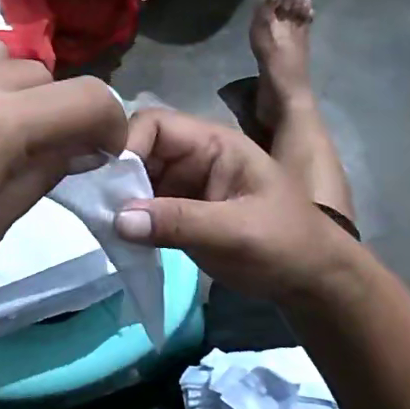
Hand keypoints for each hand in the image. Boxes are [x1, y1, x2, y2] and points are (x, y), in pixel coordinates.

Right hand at [115, 107, 358, 301]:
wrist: (310, 284)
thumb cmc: (286, 246)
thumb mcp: (237, 232)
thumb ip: (179, 222)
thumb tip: (117, 219)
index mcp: (215, 145)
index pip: (156, 124)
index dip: (128, 144)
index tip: (109, 183)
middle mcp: (193, 158)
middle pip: (139, 149)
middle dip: (117, 175)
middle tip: (99, 209)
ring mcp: (182, 187)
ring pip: (134, 179)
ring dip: (117, 199)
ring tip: (103, 225)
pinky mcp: (175, 214)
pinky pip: (140, 207)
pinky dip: (125, 219)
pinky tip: (116, 236)